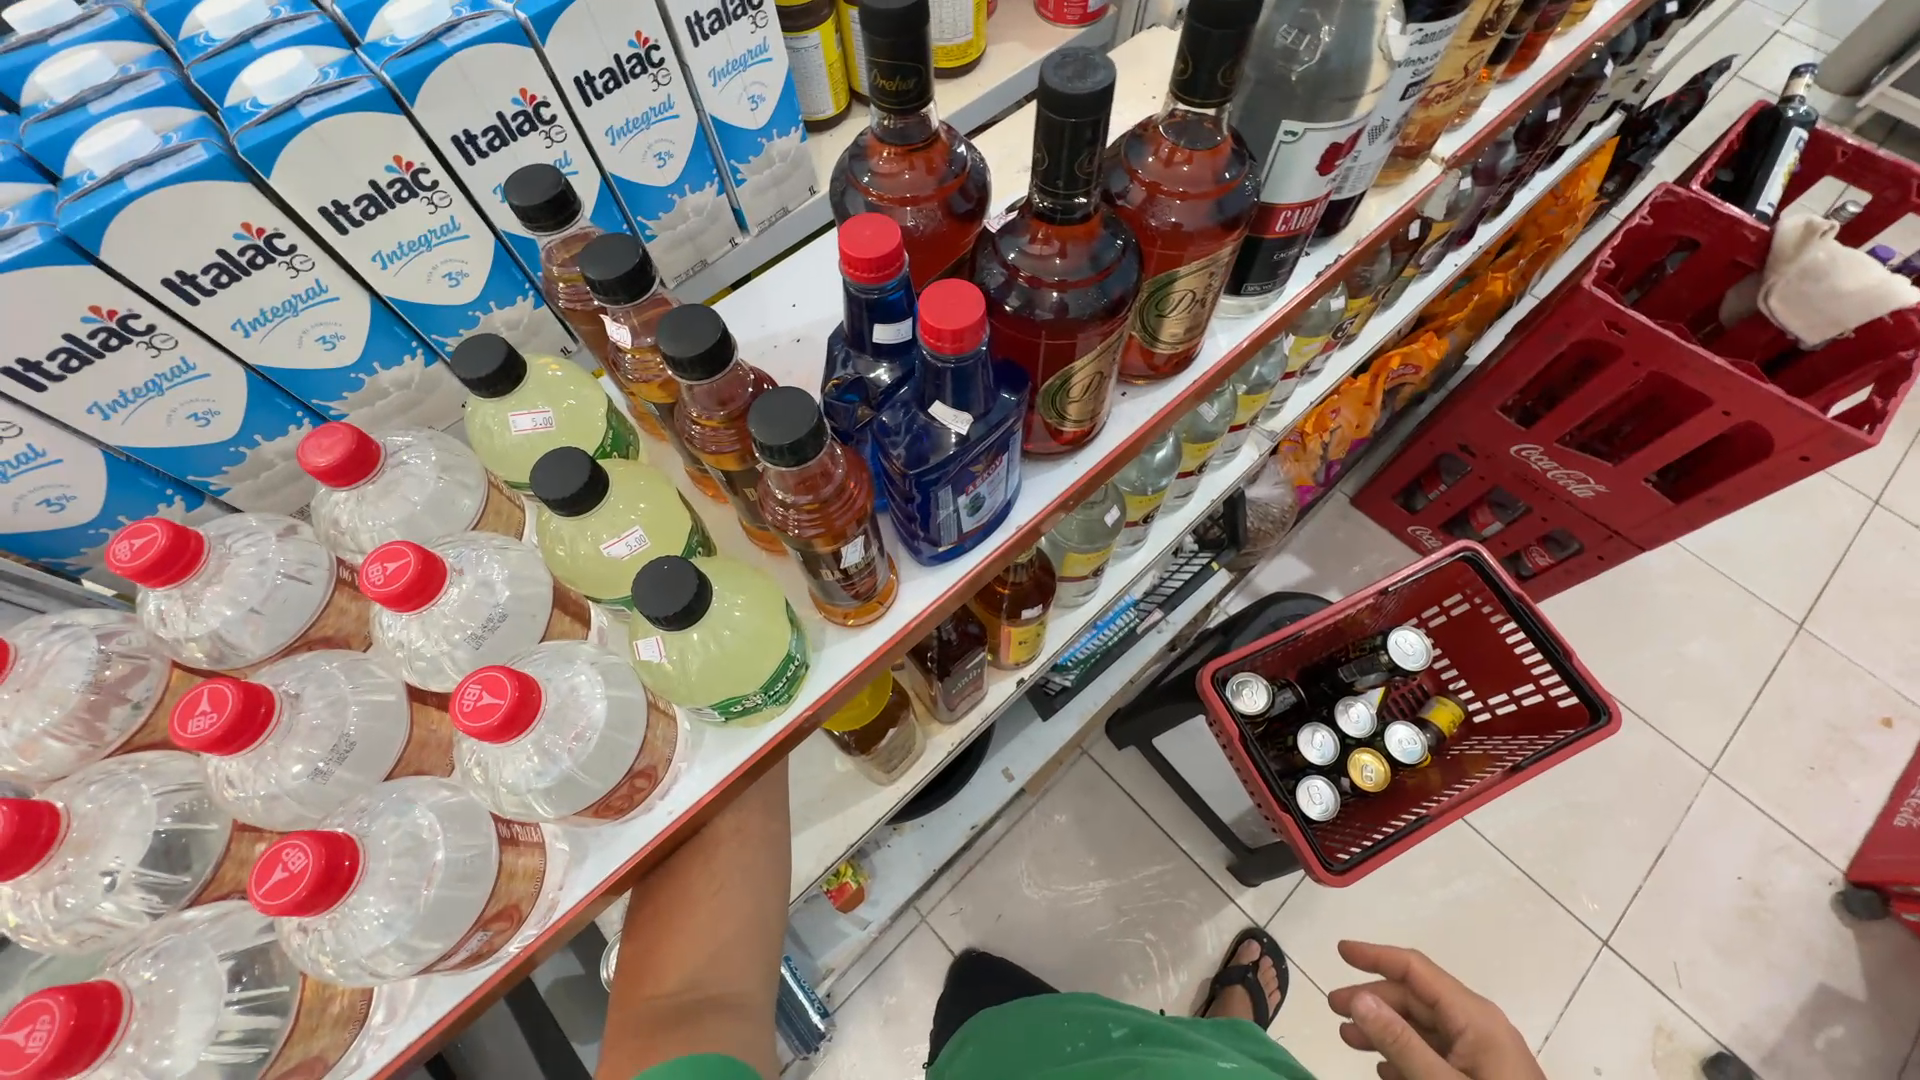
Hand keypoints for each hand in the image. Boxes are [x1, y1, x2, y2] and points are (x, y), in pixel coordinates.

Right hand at [1326, 940, 1544, 1079]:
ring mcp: (1484, 1055)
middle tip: (1334, 1010)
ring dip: (1384, 1030)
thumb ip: (1400, 1042)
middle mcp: (1479, 1027)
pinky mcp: (1484, 1079)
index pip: (1415, 968)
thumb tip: (1359, 997)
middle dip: (1373, 1000)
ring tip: (1348, 1040)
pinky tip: (1384, 1071)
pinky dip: (1406, 1055)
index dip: (1375, 956)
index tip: (1339, 951)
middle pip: (1415, 998)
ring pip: (1423, 1028)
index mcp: (1473, 1017)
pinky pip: (1437, 1055)